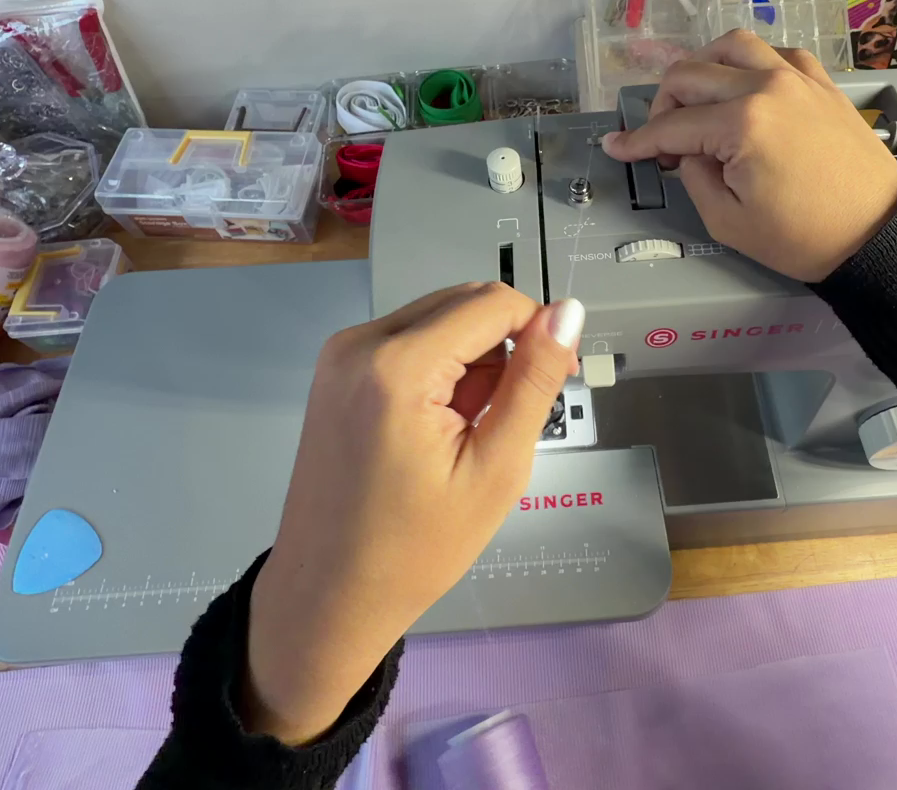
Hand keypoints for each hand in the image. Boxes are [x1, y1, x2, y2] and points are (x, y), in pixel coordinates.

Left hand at [244, 284, 583, 742]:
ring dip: (472, 356)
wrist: (327, 594)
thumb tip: (568, 312)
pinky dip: (440, 365)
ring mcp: (342, 353)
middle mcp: (360, 342)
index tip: (554, 378)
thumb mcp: (496, 468)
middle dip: (504, 343)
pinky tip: (441, 420)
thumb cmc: (416, 548)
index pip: (492, 302)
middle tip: (514, 412)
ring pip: (439, 317)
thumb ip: (534, 379)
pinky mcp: (337, 368)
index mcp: (397, 365)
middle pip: (463, 302)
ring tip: (471, 427)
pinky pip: (409, 338)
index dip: (537, 329)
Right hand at [602, 30, 896, 281]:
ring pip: (730, 46)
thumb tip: (686, 151)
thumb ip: (693, 176)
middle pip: (690, 74)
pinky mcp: (820, 83)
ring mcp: (797, 79)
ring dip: (700, 68)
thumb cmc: (806, 237)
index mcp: (742, 124)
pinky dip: (746, 64)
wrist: (876, 234)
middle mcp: (767, 87)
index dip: (637, 140)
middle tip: (661, 140)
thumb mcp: (727, 221)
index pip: (670, 125)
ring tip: (693, 100)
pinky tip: (741, 89)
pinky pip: (773, 53)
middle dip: (662, 106)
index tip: (618, 146)